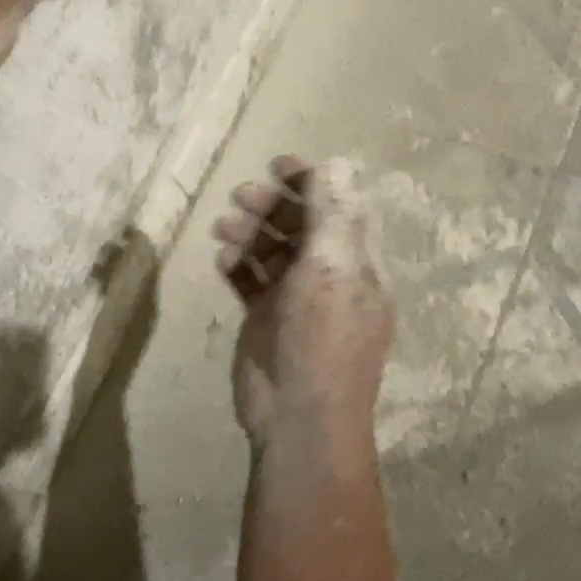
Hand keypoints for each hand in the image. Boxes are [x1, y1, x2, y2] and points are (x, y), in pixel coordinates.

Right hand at [214, 156, 395, 444]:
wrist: (298, 417)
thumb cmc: (322, 339)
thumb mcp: (332, 270)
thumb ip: (332, 216)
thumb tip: (338, 164)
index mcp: (357, 265)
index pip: (339, 209)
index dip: (312, 182)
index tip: (277, 163)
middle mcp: (328, 277)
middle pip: (300, 226)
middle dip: (272, 204)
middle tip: (240, 196)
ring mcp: (295, 300)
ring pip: (271, 250)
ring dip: (249, 231)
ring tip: (224, 228)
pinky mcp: (264, 319)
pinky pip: (249, 279)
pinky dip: (236, 264)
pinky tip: (222, 260)